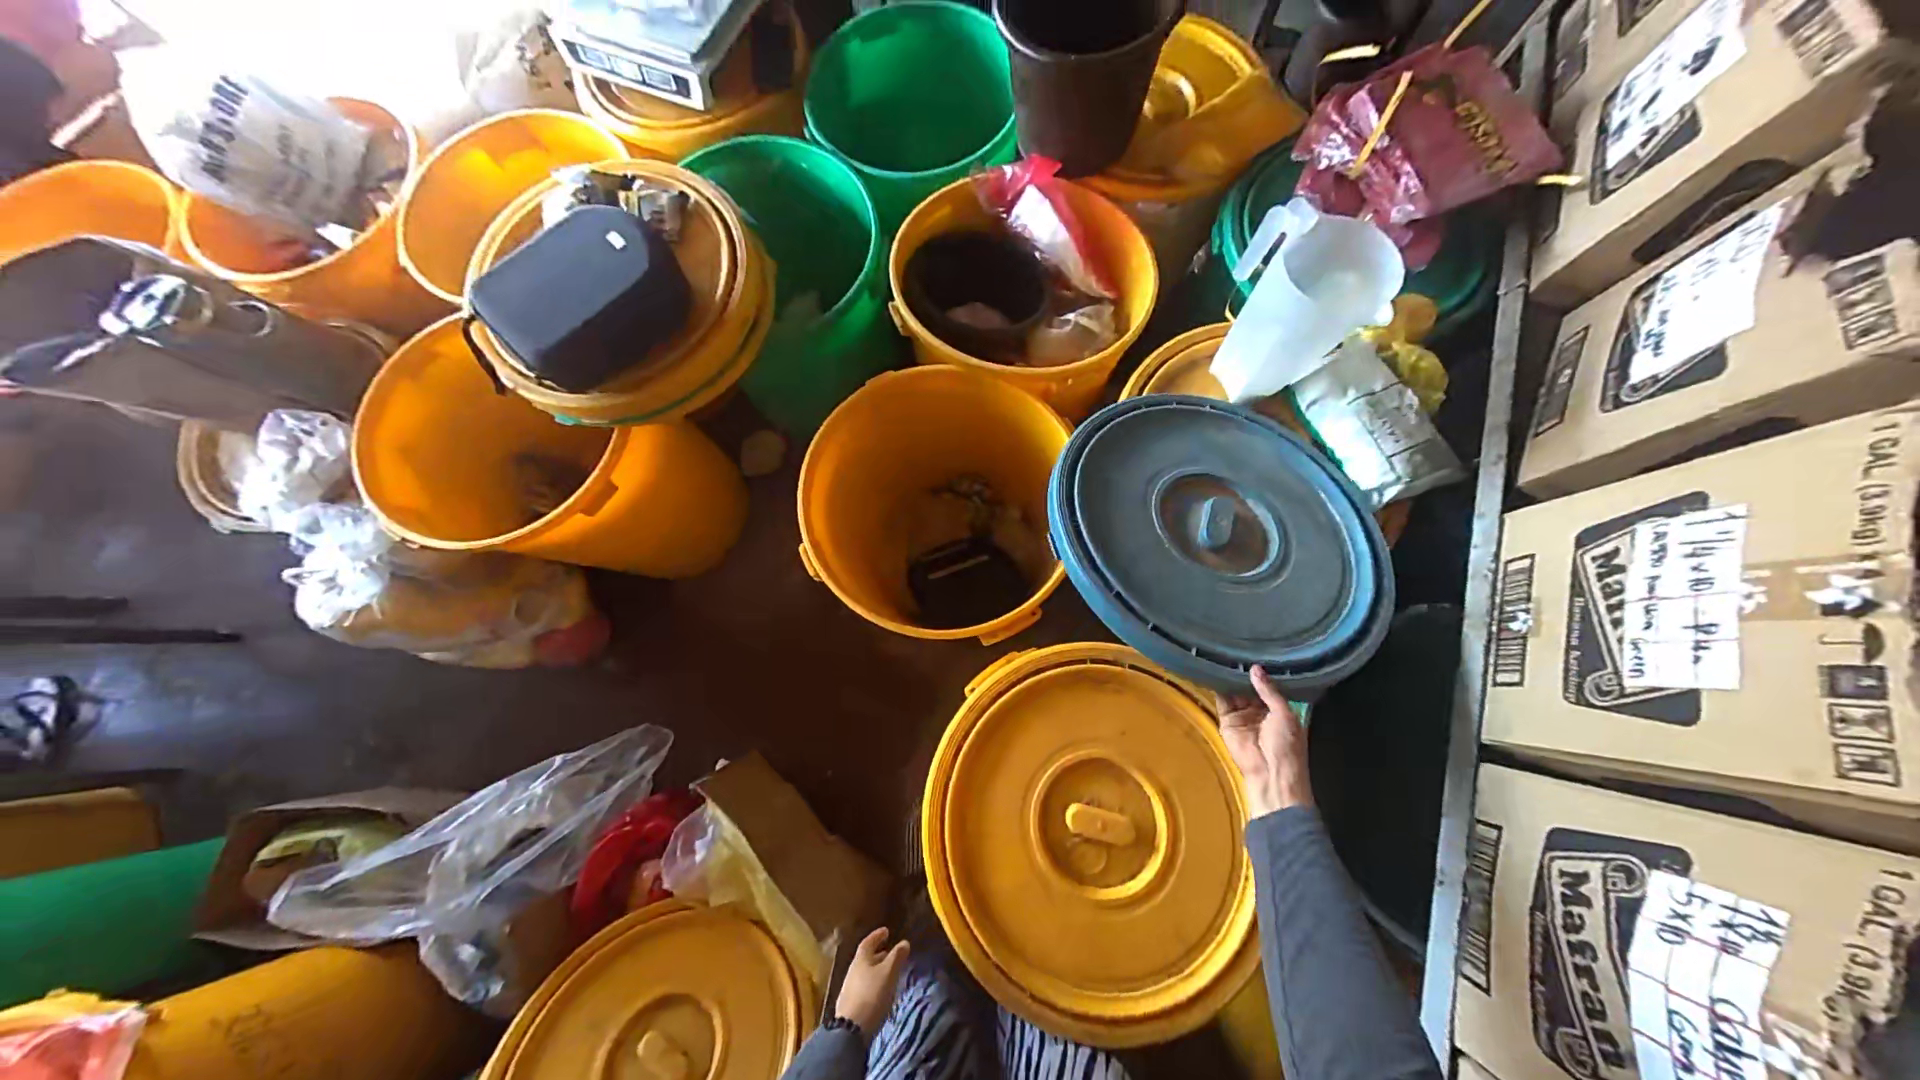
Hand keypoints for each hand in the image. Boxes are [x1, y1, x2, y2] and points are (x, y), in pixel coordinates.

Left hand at [835, 926, 909, 1038]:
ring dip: (877, 970)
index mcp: (860, 960)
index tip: (886, 931)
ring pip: (865, 973)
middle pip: (866, 958)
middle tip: (890, 952)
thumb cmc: (872, 995)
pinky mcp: (851, 1005)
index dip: (877, 935)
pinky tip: (881, 992)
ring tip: (889, 972)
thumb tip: (904, 942)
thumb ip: (897, 957)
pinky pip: (864, 987)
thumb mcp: (888, 973)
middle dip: (879, 954)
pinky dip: (873, 984)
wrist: (851, 1029)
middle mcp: (853, 971)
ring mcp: (850, 989)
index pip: (868, 942)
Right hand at [1215, 665, 1312, 818]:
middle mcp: (1259, 710)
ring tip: (1224, 654)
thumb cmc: (1287, 746)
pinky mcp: (1226, 719)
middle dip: (1244, 672)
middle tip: (1236, 648)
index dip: (1262, 672)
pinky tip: (1215, 670)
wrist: (1270, 774)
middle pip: (1249, 687)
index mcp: (1279, 709)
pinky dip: (1218, 686)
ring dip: (1230, 677)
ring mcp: (1242, 714)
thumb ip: (1269, 690)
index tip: (1256, 651)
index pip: (1268, 686)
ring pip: (1234, 691)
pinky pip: (1221, 700)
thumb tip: (1255, 668)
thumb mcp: (1284, 714)